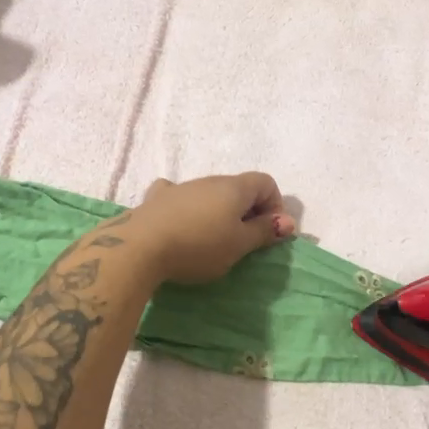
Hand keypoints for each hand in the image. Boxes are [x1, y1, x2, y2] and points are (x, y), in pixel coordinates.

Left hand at [119, 173, 296, 284]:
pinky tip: (181, 221)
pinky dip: (188, 206)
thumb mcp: (239, 245)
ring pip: (209, 193)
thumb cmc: (199, 247)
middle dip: (248, 210)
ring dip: (219, 211)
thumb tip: (288, 221)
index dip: (274, 205)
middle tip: (244, 241)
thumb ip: (264, 231)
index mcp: (234, 188)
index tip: (268, 233)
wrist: (140, 248)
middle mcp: (209, 180)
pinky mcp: (156, 200)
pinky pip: (180, 196)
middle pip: (238, 187)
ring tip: (212, 239)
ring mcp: (181, 187)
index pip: (266, 182)